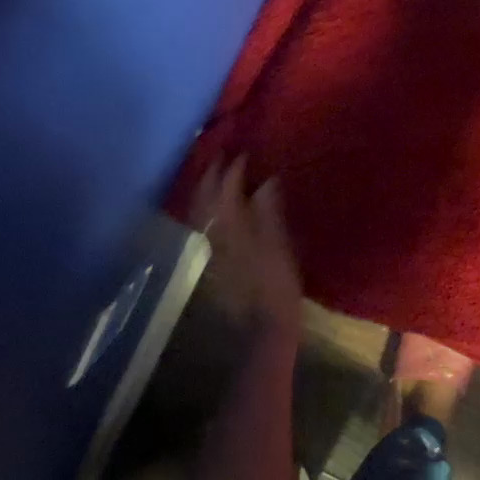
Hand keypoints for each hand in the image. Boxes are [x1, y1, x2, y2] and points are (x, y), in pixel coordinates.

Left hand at [190, 157, 303, 339]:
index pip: (227, 189)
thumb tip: (266, 181)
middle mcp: (214, 233)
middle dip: (212, 174)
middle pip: (205, 197)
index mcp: (232, 227)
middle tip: (222, 155)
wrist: (262, 327)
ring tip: (213, 174)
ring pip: (199, 210)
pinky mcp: (213, 260)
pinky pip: (203, 223)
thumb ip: (270, 212)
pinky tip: (213, 206)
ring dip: (204, 188)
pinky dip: (205, 207)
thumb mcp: (280, 246)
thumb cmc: (277, 286)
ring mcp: (211, 248)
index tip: (244, 152)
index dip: (234, 169)